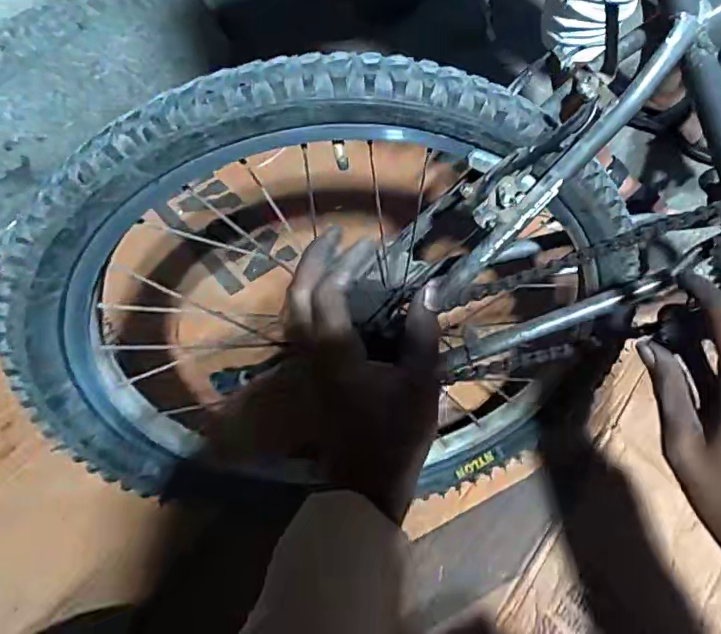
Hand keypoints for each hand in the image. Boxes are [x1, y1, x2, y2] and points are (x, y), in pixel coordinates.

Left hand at [285, 227, 441, 522]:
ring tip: (332, 256)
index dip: (347, 263)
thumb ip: (422, 332)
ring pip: (293, 310)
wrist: (364, 485)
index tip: (373, 246)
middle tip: (337, 235)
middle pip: (298, 295)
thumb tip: (427, 288)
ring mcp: (307, 364)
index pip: (328, 293)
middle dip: (314, 259)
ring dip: (309, 276)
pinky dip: (312, 297)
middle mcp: (313, 352)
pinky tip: (335, 293)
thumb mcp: (421, 383)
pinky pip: (301, 323)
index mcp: (337, 351)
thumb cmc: (395, 434)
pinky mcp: (311, 373)